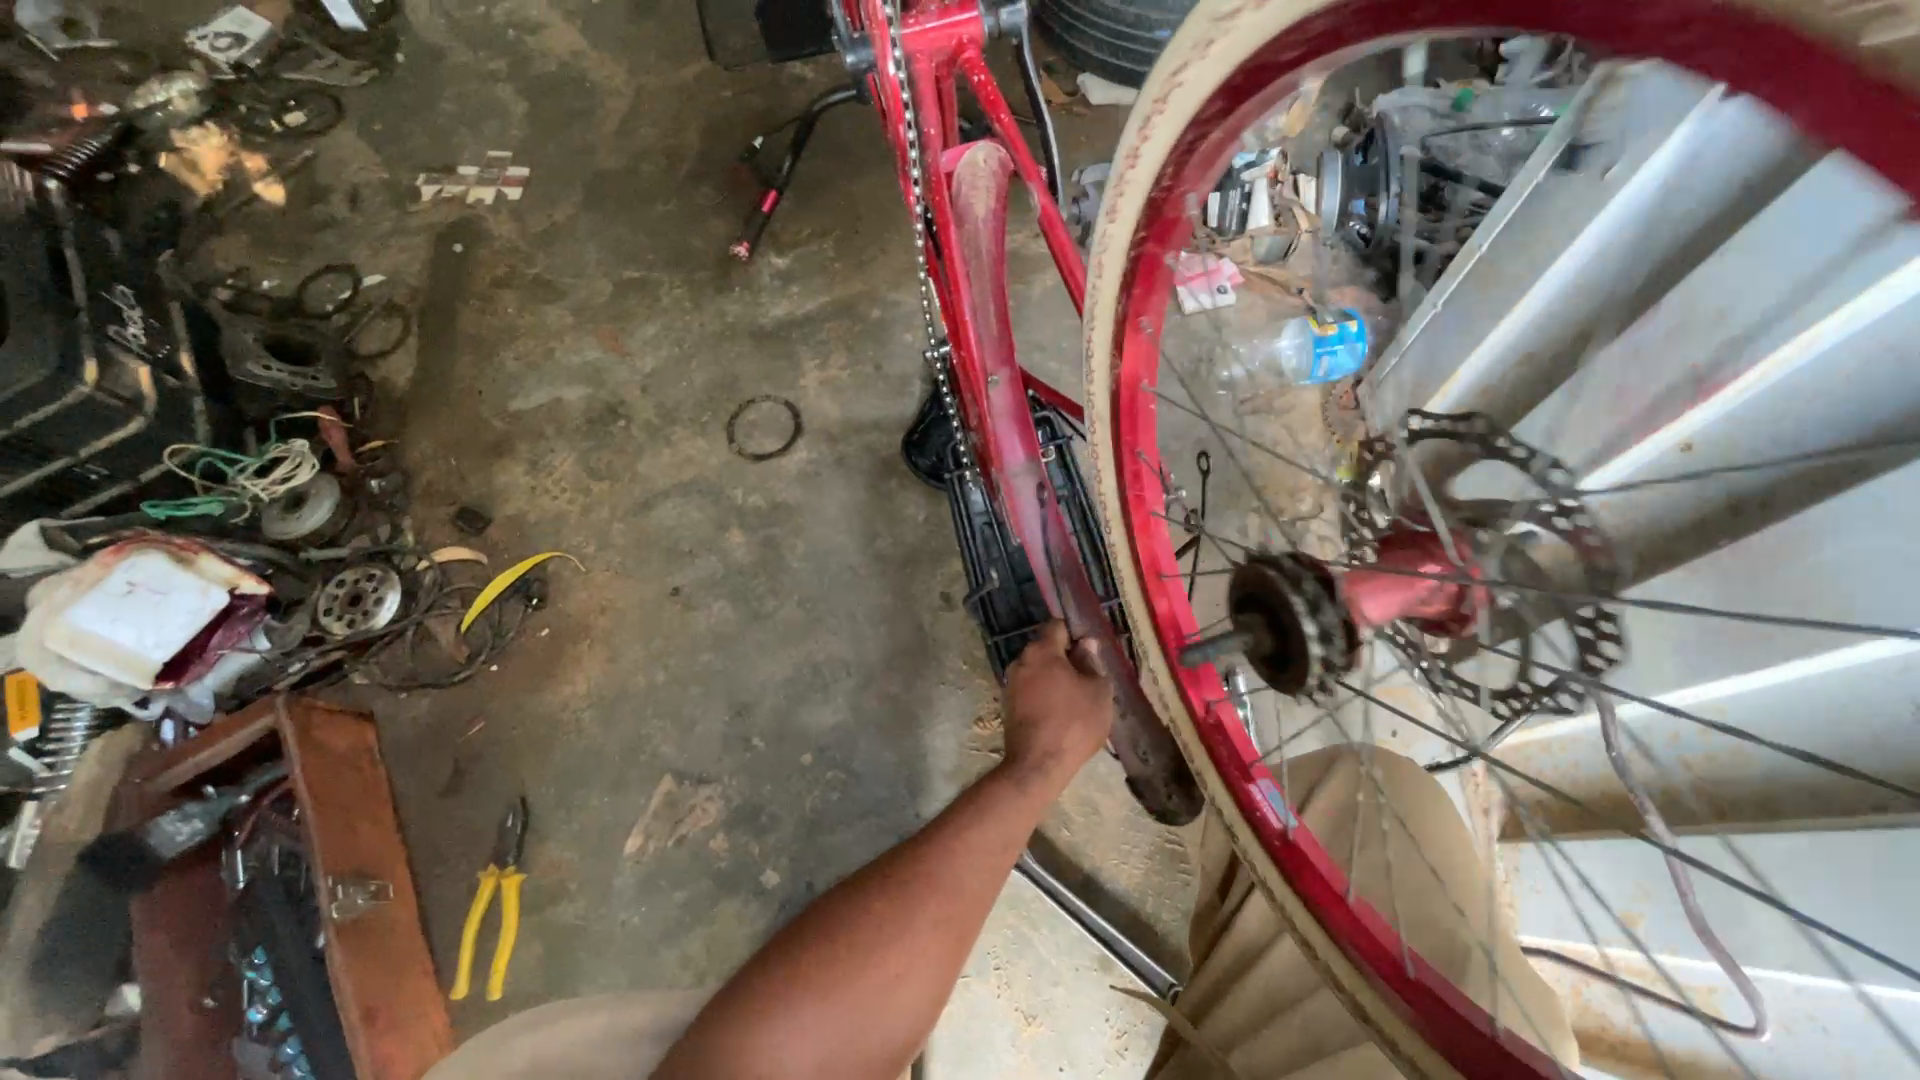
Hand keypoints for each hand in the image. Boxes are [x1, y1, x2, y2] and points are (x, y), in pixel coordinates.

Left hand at [1000, 621, 1113, 789]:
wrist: (1037, 765)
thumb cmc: (1074, 723)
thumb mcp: (1098, 691)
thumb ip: (1092, 662)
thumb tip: (1086, 645)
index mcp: (1041, 651)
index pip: (1057, 626)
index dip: (1075, 633)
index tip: (1090, 651)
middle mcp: (1020, 661)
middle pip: (1045, 649)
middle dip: (1065, 658)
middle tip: (1088, 678)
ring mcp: (1010, 684)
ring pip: (1037, 671)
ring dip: (1054, 678)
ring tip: (1076, 699)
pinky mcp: (1008, 705)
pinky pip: (1030, 690)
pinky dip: (1044, 694)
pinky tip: (1059, 713)